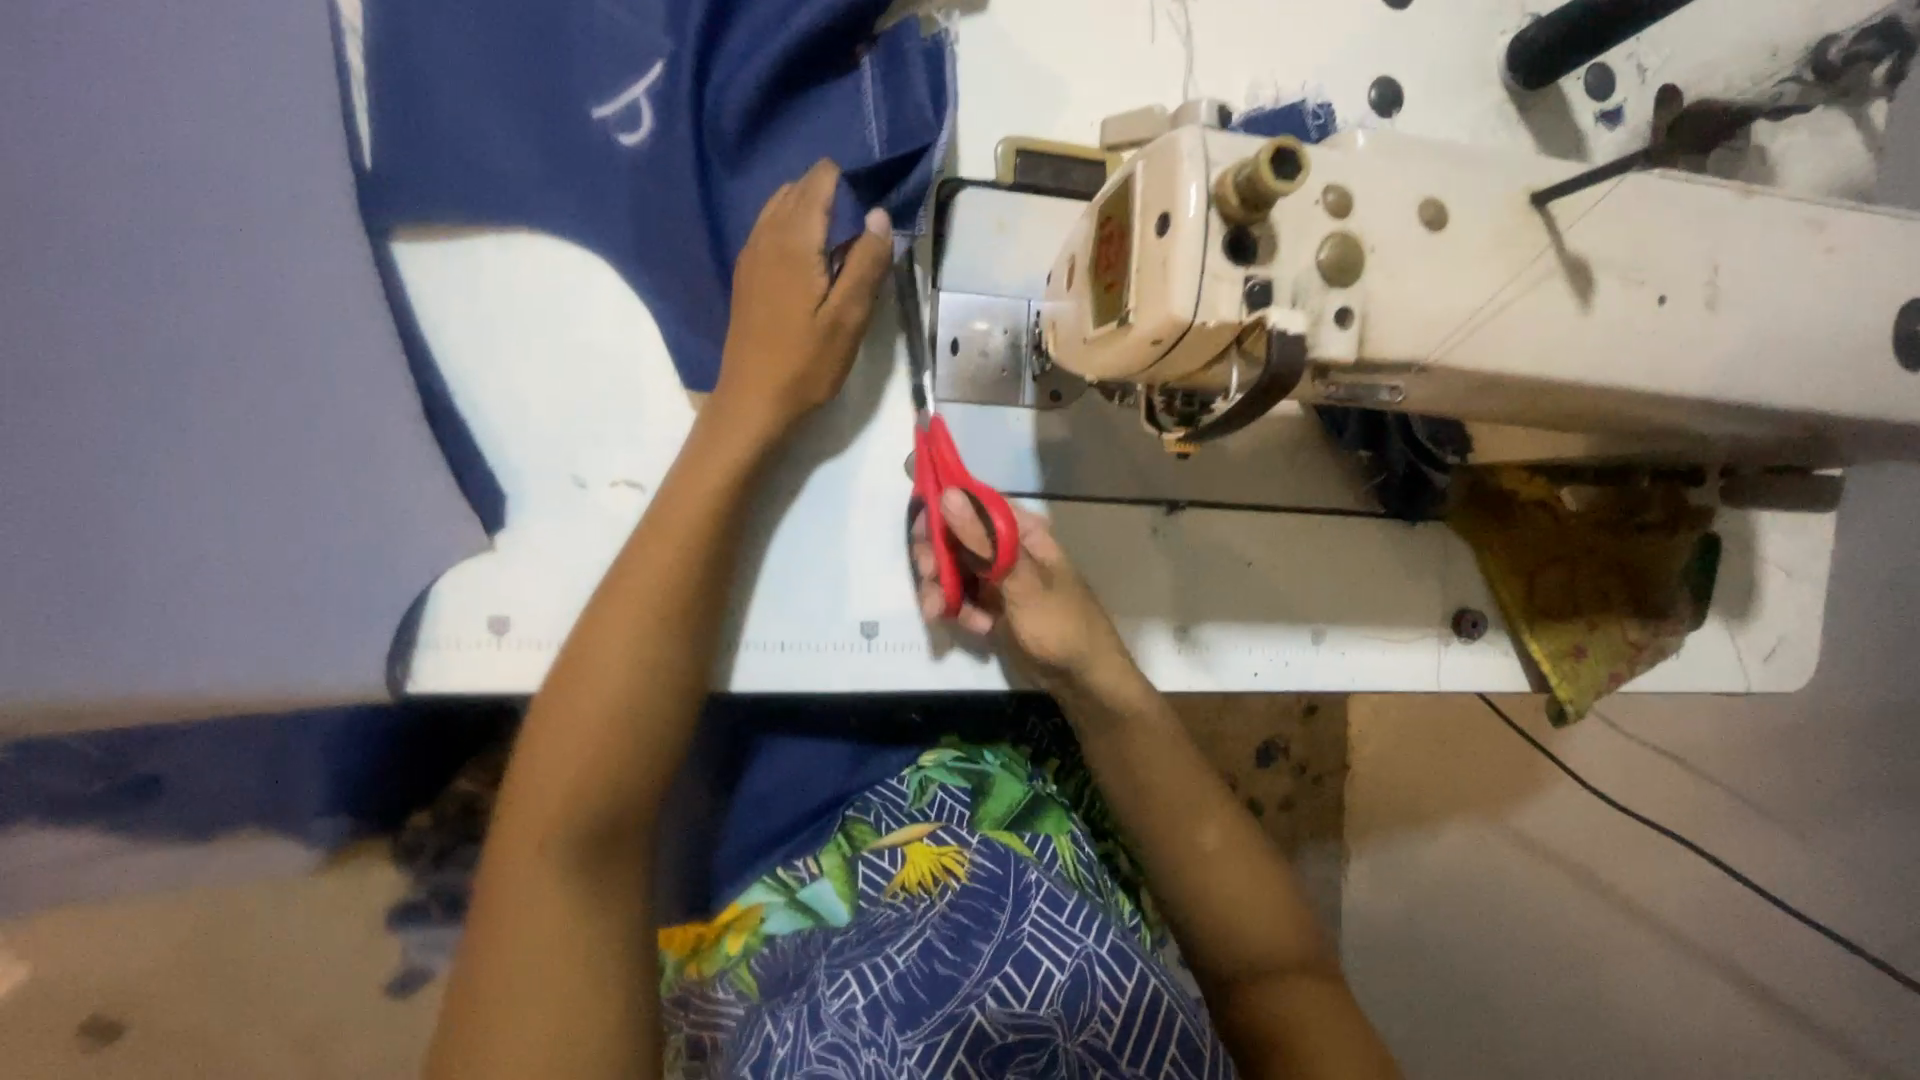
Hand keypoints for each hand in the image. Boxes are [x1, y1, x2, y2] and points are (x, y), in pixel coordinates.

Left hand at [710, 159, 892, 440]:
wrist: (753, 401)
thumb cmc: (806, 364)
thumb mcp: (849, 318)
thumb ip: (867, 263)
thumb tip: (880, 214)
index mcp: (793, 240)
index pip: (819, 180)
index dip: (849, 181)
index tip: (874, 204)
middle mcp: (765, 236)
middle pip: (798, 189)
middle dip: (832, 193)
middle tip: (865, 227)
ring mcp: (750, 255)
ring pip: (780, 208)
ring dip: (811, 211)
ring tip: (844, 241)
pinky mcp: (746, 276)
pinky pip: (770, 230)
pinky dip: (794, 229)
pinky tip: (814, 261)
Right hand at [913, 490, 1134, 690]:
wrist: (1080, 679)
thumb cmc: (1061, 624)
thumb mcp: (1021, 583)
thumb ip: (982, 542)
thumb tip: (948, 495)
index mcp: (1022, 529)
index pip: (973, 502)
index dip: (942, 511)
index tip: (921, 532)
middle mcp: (1006, 546)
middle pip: (954, 536)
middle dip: (935, 558)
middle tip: (929, 577)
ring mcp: (996, 576)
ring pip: (951, 569)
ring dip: (941, 590)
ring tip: (939, 613)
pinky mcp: (989, 604)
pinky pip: (959, 597)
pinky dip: (959, 611)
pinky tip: (978, 628)